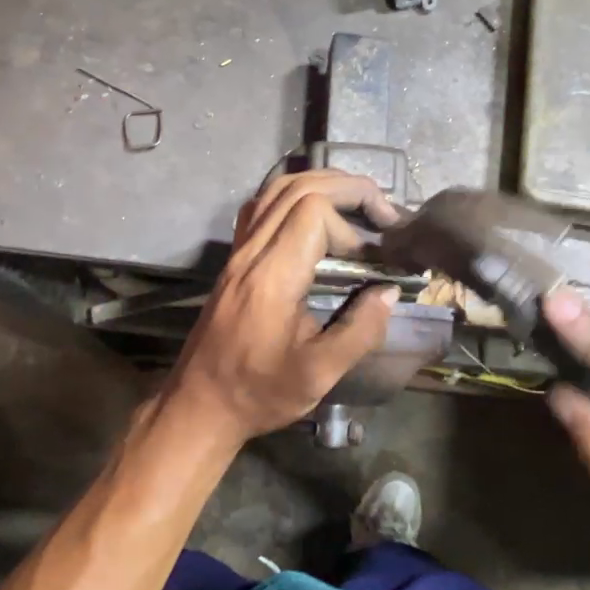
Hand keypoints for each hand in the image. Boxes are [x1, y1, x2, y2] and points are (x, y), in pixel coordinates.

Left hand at [162, 171, 402, 445]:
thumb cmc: (258, 392)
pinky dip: (294, 198)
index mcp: (271, 277)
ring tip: (357, 204)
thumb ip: (359, 331)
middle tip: (382, 211)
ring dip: (321, 185)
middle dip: (345, 188)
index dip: (350, 224)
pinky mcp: (233, 260)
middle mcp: (250, 253)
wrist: (200, 404)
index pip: (312, 212)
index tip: (370, 258)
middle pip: (295, 187)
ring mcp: (237, 253)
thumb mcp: (318, 374)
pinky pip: (261, 208)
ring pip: (275, 190)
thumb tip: (389, 292)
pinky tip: (317, 217)